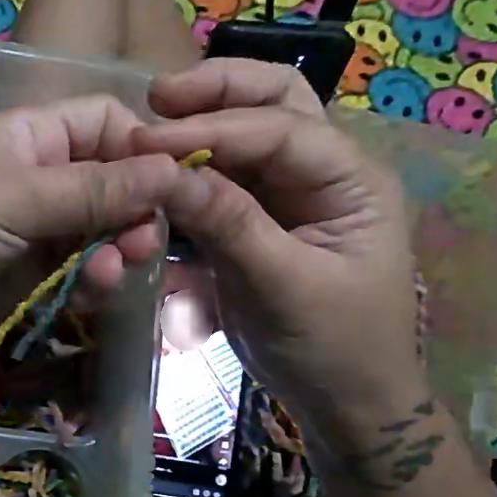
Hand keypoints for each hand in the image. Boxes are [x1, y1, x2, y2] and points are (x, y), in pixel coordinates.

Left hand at [0, 95, 200, 371]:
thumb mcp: (18, 196)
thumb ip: (94, 189)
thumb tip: (172, 171)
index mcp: (37, 134)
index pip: (109, 123)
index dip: (146, 147)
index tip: (177, 181)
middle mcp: (45, 175)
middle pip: (116, 182)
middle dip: (137, 209)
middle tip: (147, 240)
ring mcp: (41, 226)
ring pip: (104, 231)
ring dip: (120, 249)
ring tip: (117, 268)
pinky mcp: (34, 272)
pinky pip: (82, 270)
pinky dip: (95, 279)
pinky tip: (96, 287)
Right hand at [129, 59, 424, 445]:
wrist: (346, 402)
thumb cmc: (334, 345)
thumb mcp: (282, 286)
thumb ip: (228, 225)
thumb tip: (165, 175)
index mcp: (351, 179)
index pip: (278, 130)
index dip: (211, 128)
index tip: (146, 138)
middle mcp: (323, 173)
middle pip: (274, 103)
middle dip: (217, 94)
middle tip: (155, 99)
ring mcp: (290, 197)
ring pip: (245, 140)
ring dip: (200, 129)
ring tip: (148, 130)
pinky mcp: (259, 224)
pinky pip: (222, 187)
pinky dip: (191, 177)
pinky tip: (160, 177)